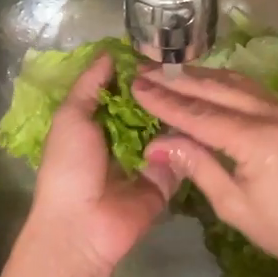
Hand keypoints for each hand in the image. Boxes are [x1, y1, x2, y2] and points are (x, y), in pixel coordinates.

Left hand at [15, 54, 180, 276]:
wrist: (82, 226)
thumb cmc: (68, 167)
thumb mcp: (71, 117)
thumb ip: (89, 85)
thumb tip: (108, 54)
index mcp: (95, 123)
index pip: (121, 90)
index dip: (137, 72)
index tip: (160, 50)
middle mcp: (122, 138)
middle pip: (148, 107)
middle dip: (163, 90)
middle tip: (189, 66)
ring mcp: (146, 159)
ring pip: (168, 127)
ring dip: (179, 111)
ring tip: (202, 86)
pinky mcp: (165, 180)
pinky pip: (181, 155)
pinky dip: (190, 140)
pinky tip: (209, 118)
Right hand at [132, 66, 277, 276]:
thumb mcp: (233, 205)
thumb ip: (196, 166)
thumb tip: (155, 144)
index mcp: (258, 140)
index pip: (199, 114)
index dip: (164, 100)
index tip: (135, 86)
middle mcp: (275, 114)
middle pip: (216, 89)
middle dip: (176, 80)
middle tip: (143, 71)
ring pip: (235, 83)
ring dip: (199, 77)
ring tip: (165, 72)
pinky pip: (251, 90)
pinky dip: (223, 84)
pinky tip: (204, 83)